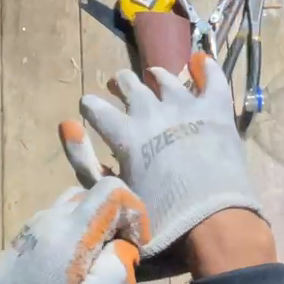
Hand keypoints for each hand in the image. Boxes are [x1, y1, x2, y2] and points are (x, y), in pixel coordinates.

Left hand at [0, 177, 147, 283]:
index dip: (135, 214)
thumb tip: (125, 249)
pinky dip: (81, 240)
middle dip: (118, 226)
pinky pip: (66, 222)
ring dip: (99, 234)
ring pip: (82, 208)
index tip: (134, 251)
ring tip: (93, 277)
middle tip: (112, 269)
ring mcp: (35, 225)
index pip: (113, 190)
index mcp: (66, 234)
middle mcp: (50, 218)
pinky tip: (71, 278)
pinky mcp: (27, 238)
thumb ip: (115, 279)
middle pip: (99, 196)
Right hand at [63, 52, 263, 271]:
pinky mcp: (216, 110)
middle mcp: (151, 110)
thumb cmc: (160, 220)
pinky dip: (206, 68)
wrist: (215, 221)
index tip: (89, 107)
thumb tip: (68, 125)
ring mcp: (186, 106)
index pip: (96, 108)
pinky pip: (212, 79)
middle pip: (129, 84)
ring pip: (166, 79)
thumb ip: (86, 163)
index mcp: (125, 133)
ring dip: (155, 75)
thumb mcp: (113, 195)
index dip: (90, 106)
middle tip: (117, 84)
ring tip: (153, 75)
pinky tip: (201, 61)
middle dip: (119, 83)